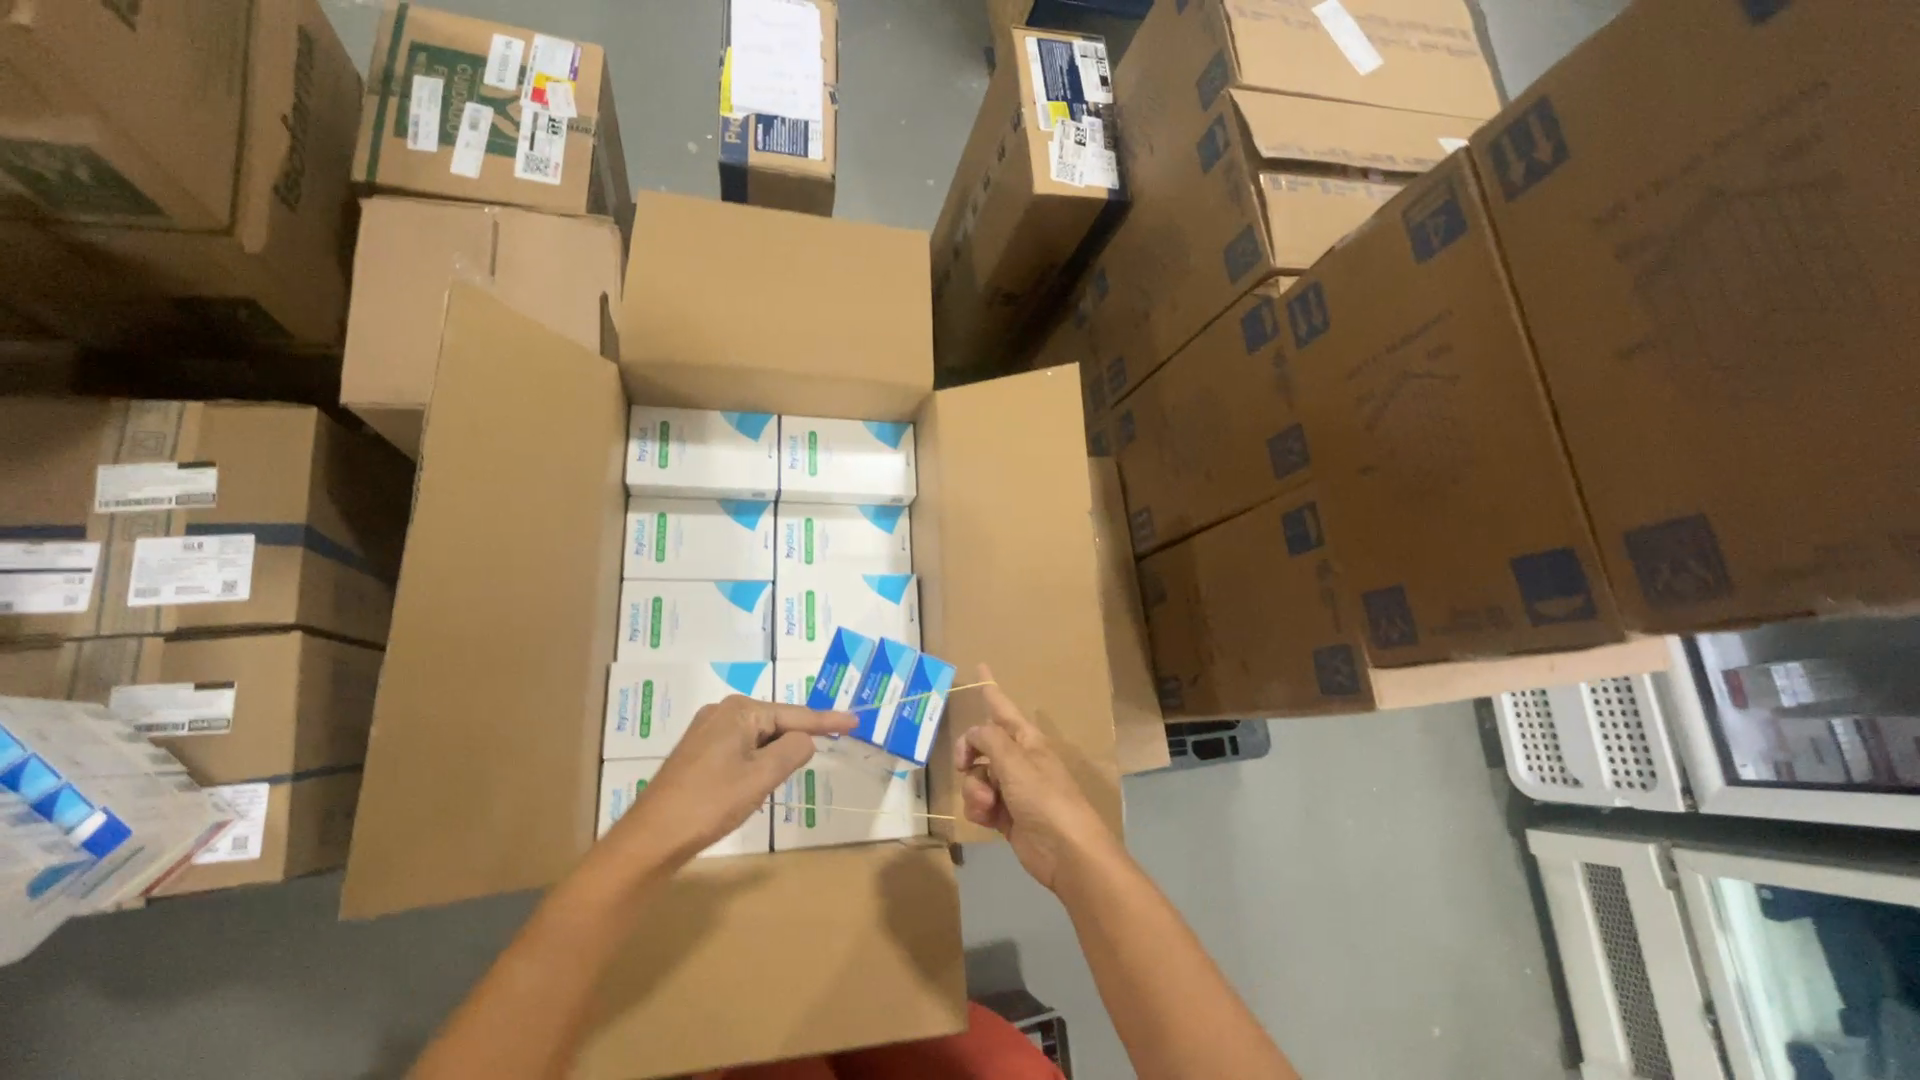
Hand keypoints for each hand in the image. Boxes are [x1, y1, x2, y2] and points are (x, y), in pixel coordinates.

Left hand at [606, 696, 854, 865]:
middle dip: (797, 741)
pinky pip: (741, 749)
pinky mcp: (698, 754)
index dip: (827, 721)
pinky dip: (756, 763)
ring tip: (785, 775)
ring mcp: (706, 733)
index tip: (855, 721)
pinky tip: (757, 783)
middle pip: (776, 723)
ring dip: (774, 757)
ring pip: (758, 739)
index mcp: (739, 712)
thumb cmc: (710, 803)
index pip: (795, 715)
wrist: (652, 837)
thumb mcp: (761, 777)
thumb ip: (793, 751)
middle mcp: (721, 713)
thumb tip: (806, 739)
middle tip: (824, 751)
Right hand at [954, 666, 1117, 891]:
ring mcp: (1012, 789)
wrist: (1065, 851)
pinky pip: (980, 803)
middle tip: (964, 764)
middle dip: (970, 755)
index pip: (1003, 709)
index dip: (991, 690)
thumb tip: (974, 736)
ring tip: (988, 805)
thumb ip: (989, 740)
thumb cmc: (1045, 798)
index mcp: (1027, 741)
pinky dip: (979, 809)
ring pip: (977, 777)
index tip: (981, 666)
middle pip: (982, 746)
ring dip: (974, 789)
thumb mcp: (1015, 762)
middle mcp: (1019, 760)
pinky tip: (988, 819)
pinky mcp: (1006, 816)